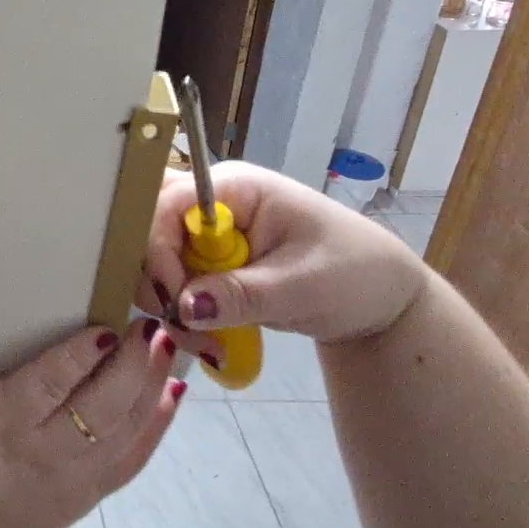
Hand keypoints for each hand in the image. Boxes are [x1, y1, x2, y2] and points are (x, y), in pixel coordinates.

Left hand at [0, 321, 183, 527]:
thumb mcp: (36, 509)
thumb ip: (65, 474)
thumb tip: (86, 432)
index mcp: (77, 496)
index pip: (133, 457)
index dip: (159, 421)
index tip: (175, 388)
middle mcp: (68, 474)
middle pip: (126, 423)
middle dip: (151, 379)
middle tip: (165, 341)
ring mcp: (38, 445)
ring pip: (102, 402)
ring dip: (130, 364)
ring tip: (145, 330)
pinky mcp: (4, 414)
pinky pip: (52, 379)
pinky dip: (79, 355)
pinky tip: (97, 334)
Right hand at [142, 161, 428, 343]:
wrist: (382, 299)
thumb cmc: (355, 274)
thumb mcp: (303, 286)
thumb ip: (242, 294)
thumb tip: (184, 307)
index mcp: (233, 186)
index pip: (167, 202)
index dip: (158, 247)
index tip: (175, 298)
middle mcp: (207, 202)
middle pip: (146, 224)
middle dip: (151, 275)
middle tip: (176, 319)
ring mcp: (203, 232)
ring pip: (151, 257)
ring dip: (163, 300)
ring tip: (200, 341)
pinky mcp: (204, 261)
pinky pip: (169, 279)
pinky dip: (177, 311)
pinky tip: (202, 337)